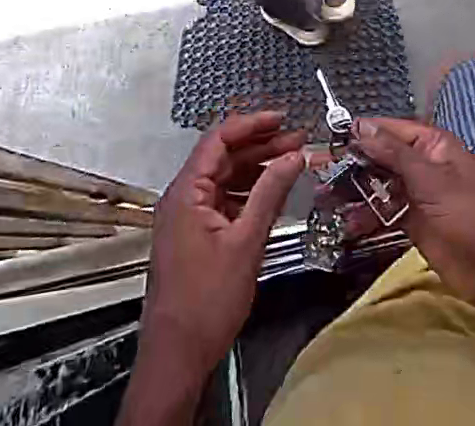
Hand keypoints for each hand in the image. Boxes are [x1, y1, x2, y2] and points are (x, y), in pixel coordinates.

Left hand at [119, 112, 304, 425]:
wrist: (178, 355)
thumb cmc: (207, 300)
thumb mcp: (246, 242)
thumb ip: (270, 193)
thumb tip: (295, 156)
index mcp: (186, 191)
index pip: (218, 140)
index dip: (251, 124)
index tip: (281, 118)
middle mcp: (182, 196)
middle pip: (223, 157)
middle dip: (260, 145)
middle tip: (297, 138)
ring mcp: (188, 216)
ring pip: (225, 178)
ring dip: (257, 168)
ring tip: (292, 159)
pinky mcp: (195, 234)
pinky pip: (224, 200)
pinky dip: (249, 192)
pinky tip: (273, 191)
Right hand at [354, 119, 474, 425]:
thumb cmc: (471, 217)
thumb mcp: (430, 180)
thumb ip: (392, 153)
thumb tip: (360, 126)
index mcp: (433, 146)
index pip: (390, 129)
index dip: (361, 131)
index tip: (329, 136)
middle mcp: (422, 165)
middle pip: (379, 157)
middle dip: (351, 163)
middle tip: (319, 170)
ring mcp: (416, 194)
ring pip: (377, 186)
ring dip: (353, 192)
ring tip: (325, 199)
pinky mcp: (412, 222)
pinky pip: (382, 213)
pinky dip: (365, 216)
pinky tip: (346, 224)